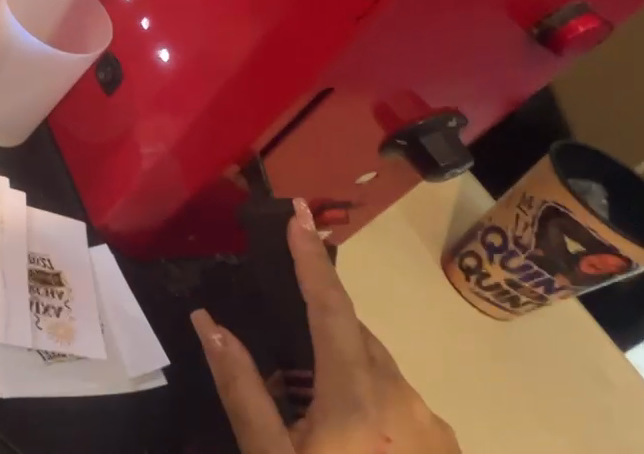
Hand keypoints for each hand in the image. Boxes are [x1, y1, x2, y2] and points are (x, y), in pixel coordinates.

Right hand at [192, 201, 459, 453]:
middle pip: (356, 338)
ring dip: (342, 369)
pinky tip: (345, 439)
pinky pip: (399, 404)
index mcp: (360, 397)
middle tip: (281, 359)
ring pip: (380, 372)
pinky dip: (366, 399)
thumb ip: (242, 387)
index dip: (310, 258)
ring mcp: (436, 432)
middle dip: (319, 326)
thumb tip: (207, 321)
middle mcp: (407, 402)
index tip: (297, 212)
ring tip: (307, 413)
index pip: (330, 308)